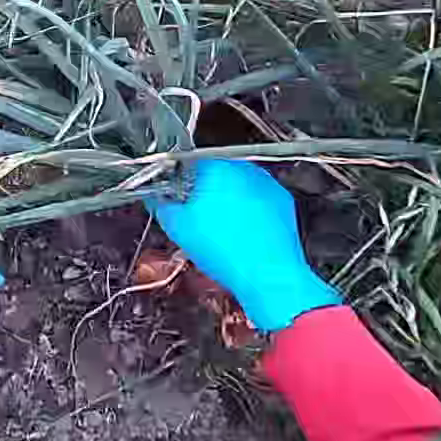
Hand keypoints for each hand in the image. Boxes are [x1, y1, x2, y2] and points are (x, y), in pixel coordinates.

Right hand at [147, 159, 340, 331]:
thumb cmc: (227, 250)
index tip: (179, 202)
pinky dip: (250, 213)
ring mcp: (266, 184)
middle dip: (206, 194)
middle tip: (198, 219)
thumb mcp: (178, 228)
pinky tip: (242, 234)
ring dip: (228, 202)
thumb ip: (163, 205)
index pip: (190, 166)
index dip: (181, 186)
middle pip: (215, 175)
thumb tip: (158, 200)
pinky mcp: (282, 201)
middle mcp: (243, 169)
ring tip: (222, 231)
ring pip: (238, 188)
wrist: (269, 274)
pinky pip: (258, 201)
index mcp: (216, 168)